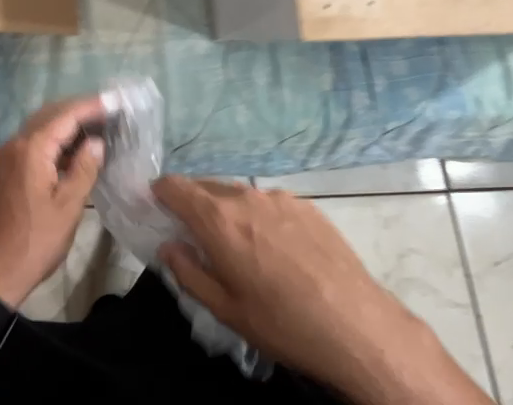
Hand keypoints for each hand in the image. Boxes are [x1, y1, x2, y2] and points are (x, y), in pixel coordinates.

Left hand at [0, 95, 107, 307]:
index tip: (115, 102)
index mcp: (31, 150)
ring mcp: (7, 157)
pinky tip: (73, 150)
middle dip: (78, 111)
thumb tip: (96, 141)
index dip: (91, 107)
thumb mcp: (68, 208)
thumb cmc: (35, 242)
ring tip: (96, 127)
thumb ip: (84, 169)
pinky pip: (33, 143)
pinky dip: (54, 140)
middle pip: (50, 116)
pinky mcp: (6, 171)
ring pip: (40, 128)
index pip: (65, 116)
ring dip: (66, 124)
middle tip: (109, 112)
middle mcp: (16, 145)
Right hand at [154, 177, 489, 403]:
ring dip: (227, 209)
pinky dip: (259, 215)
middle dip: (192, 203)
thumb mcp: (225, 309)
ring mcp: (280, 198)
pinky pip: (269, 203)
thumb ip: (188, 272)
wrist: (357, 327)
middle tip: (193, 233)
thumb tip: (169, 246)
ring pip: (239, 194)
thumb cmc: (282, 323)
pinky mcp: (308, 207)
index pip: (175, 186)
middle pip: (206, 187)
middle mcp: (246, 198)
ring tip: (238, 244)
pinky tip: (275, 248)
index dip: (160, 192)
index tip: (155, 206)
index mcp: (218, 220)